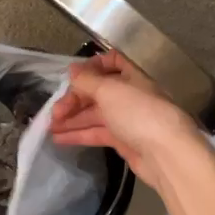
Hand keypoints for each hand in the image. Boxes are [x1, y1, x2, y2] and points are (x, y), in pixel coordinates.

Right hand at [50, 50, 204, 193]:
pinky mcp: (122, 140)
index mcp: (132, 76)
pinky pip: (96, 133)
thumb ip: (87, 80)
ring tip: (50, 127)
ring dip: (72, 119)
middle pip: (97, 91)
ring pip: (94, 114)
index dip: (91, 66)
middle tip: (55, 113)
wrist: (164, 153)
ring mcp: (126, 118)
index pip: (112, 62)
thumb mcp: (108, 90)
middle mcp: (129, 95)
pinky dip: (78, 134)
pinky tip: (59, 138)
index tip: (71, 77)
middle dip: (74, 99)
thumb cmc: (138, 113)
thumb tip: (73, 70)